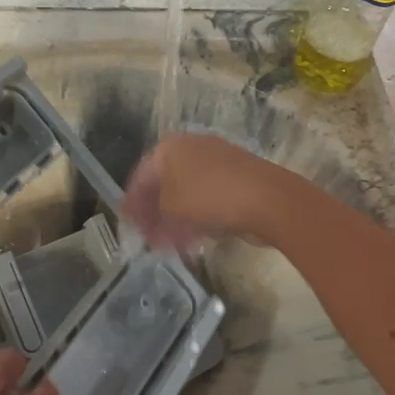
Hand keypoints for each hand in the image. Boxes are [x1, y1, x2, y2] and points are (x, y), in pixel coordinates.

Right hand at [122, 133, 297, 249]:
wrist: (268, 199)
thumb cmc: (209, 197)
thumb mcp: (171, 207)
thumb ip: (153, 213)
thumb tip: (147, 219)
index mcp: (170, 148)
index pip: (141, 175)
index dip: (132, 201)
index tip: (126, 224)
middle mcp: (191, 148)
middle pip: (164, 184)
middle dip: (154, 213)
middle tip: (148, 239)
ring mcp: (216, 162)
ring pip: (186, 193)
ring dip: (174, 219)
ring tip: (169, 246)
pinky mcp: (236, 179)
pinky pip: (207, 199)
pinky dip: (196, 217)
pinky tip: (194, 241)